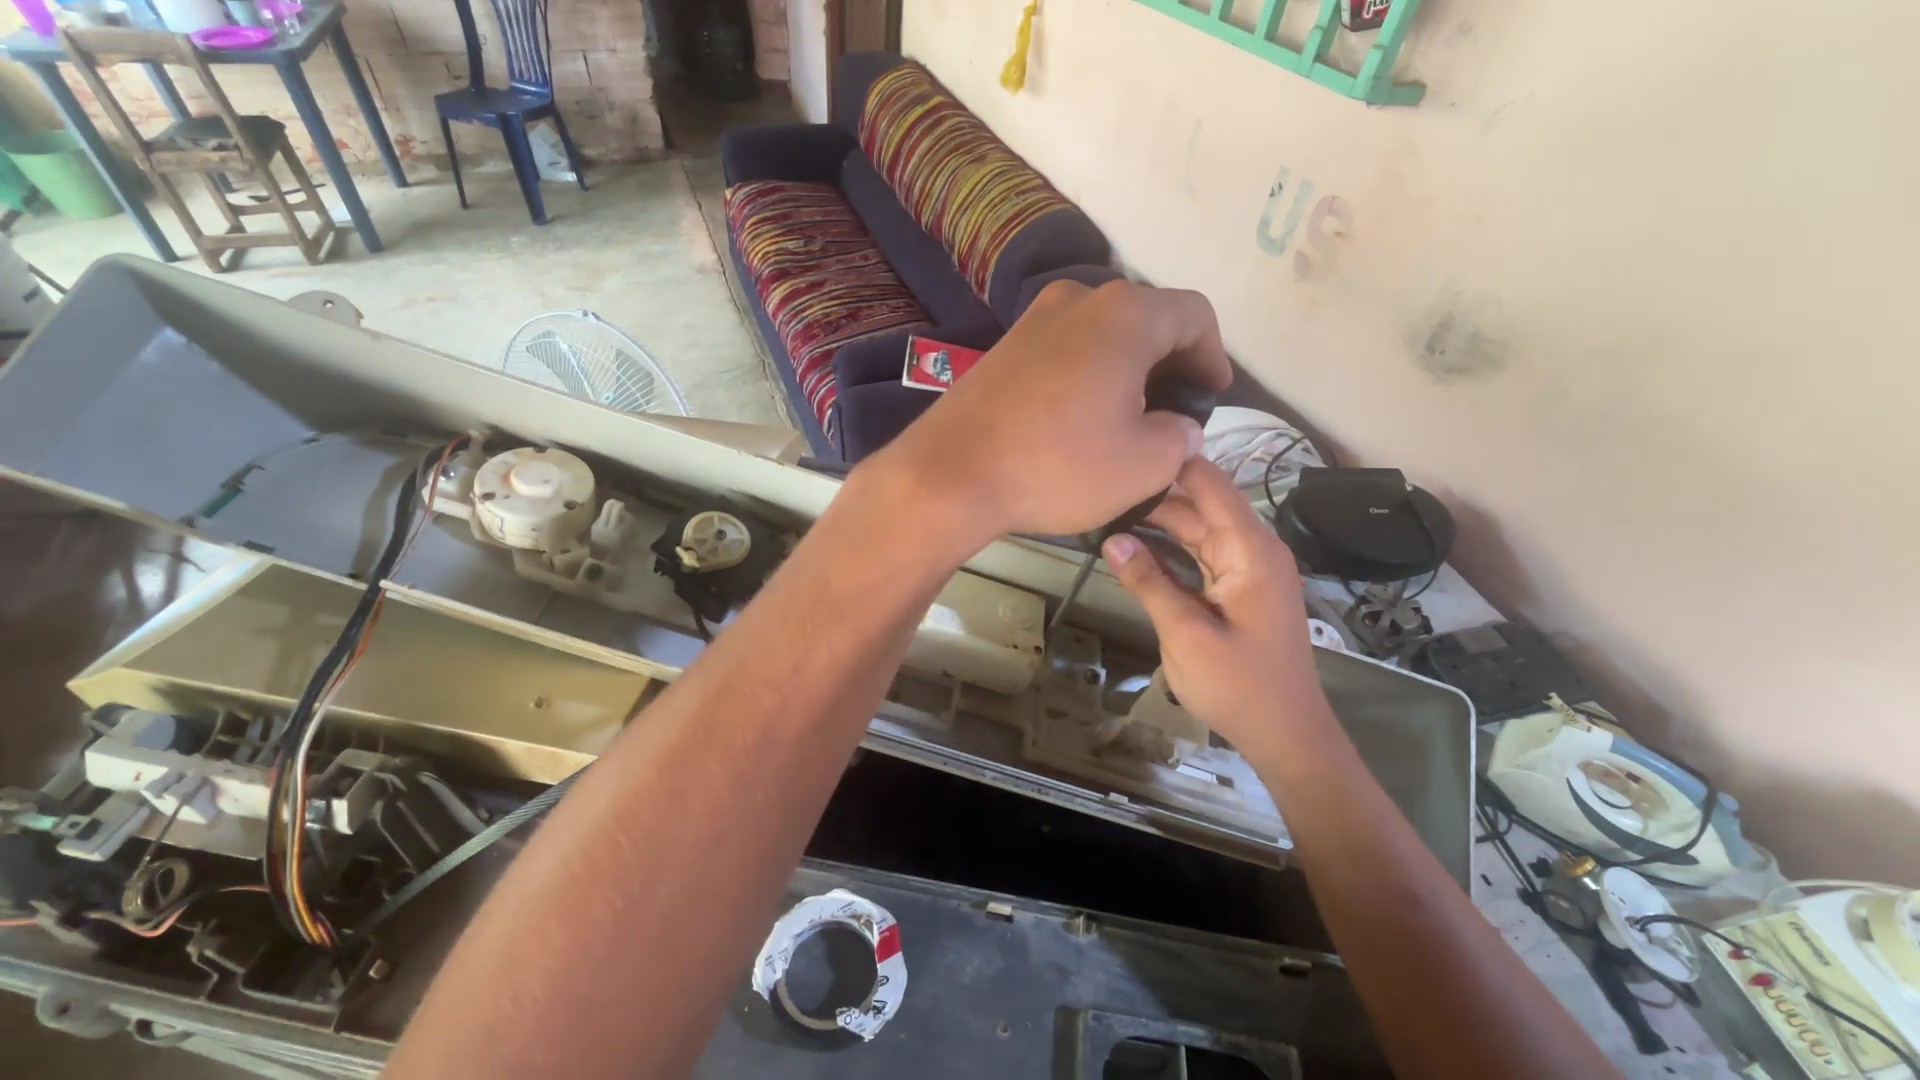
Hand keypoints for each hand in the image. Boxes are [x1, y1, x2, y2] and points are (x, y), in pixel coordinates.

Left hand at [871, 280, 1232, 540]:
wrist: (950, 474)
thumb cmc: (1058, 465)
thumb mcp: (1144, 464)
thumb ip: (1180, 438)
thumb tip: (1179, 427)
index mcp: (1126, 314)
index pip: (1194, 315)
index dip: (1215, 356)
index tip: (1212, 396)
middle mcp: (1080, 299)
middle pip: (1148, 319)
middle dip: (1172, 363)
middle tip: (1176, 412)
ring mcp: (1035, 318)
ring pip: (1104, 334)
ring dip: (1128, 370)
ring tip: (1132, 420)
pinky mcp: (1005, 346)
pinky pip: (1067, 349)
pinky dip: (1089, 374)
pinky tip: (1083, 419)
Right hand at [1102, 458, 1323, 755]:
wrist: (1287, 733)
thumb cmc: (1240, 686)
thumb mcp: (1185, 634)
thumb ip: (1149, 582)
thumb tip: (1112, 539)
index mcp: (1250, 549)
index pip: (1210, 483)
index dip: (1171, 461)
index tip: (1125, 446)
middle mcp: (1253, 549)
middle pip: (1201, 503)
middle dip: (1155, 491)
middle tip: (1100, 482)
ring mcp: (1248, 570)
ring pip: (1199, 529)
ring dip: (1159, 520)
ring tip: (1106, 505)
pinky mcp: (1240, 589)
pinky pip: (1202, 555)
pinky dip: (1171, 548)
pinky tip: (1135, 543)